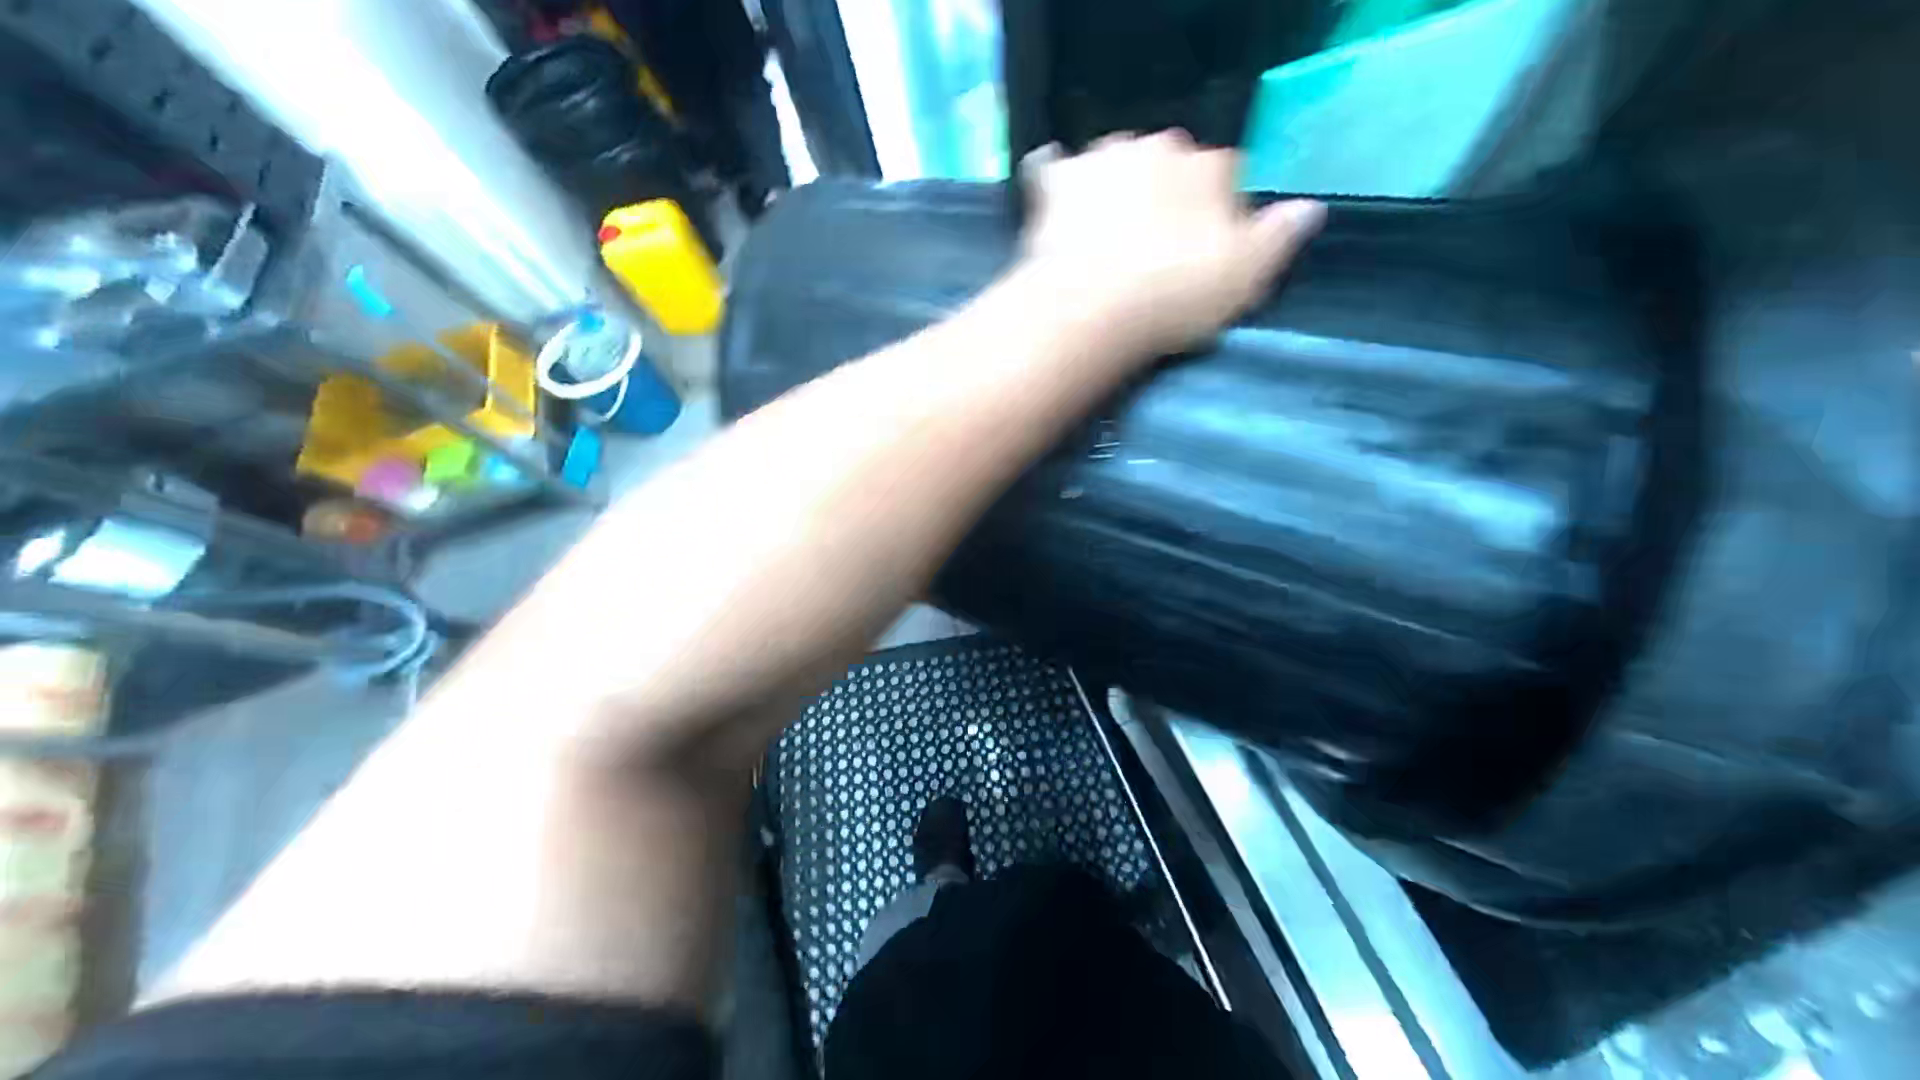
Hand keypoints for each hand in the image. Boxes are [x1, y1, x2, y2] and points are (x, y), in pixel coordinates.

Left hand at [1019, 130, 1324, 356]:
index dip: (1215, 213)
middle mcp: (1160, 149)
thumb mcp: (1246, 278)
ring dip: (1115, 186)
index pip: (1224, 177)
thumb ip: (1278, 238)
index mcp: (1211, 168)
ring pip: (1116, 163)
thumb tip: (1309, 209)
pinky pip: (1055, 169)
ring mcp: (1102, 160)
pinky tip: (1055, 197)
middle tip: (1152, 246)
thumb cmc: (1174, 296)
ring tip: (1105, 231)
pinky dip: (1057, 180)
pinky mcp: (1056, 182)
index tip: (1203, 250)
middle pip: (1168, 165)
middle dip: (1164, 195)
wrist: (1090, 307)